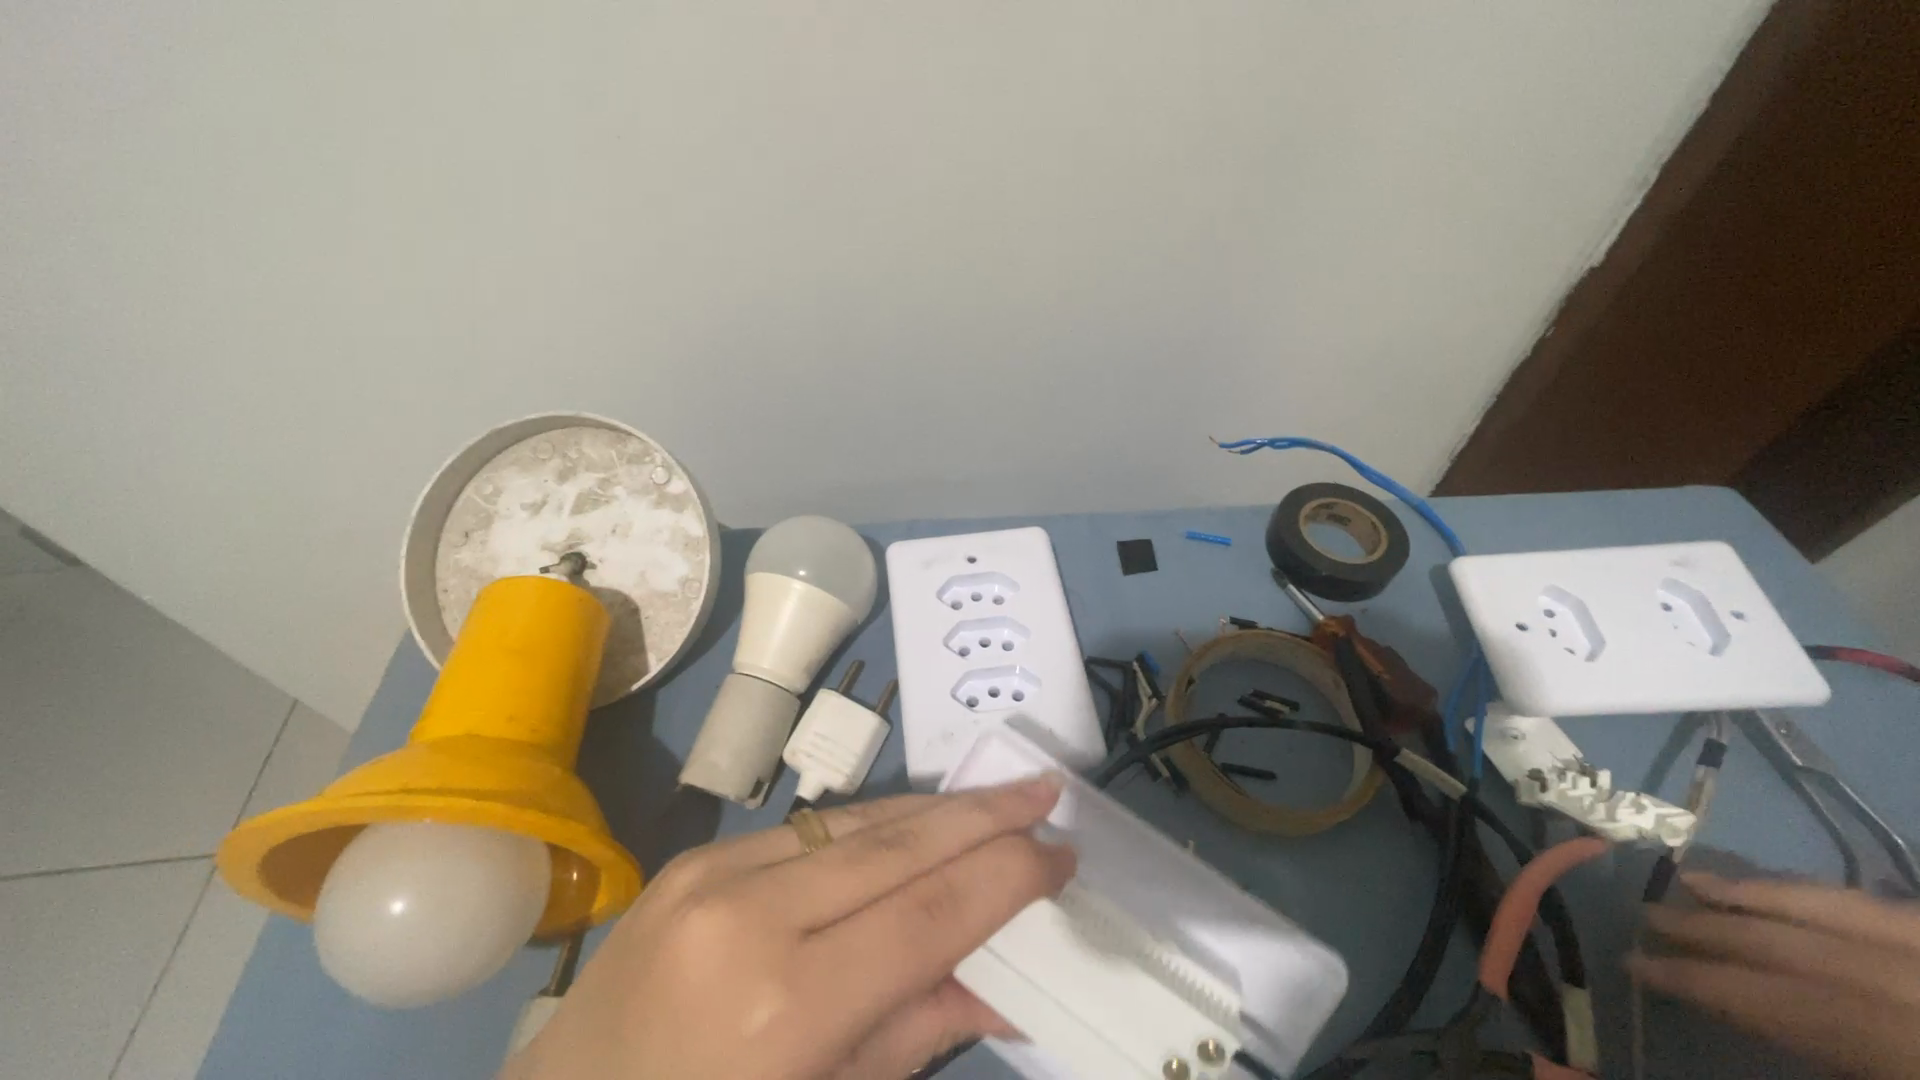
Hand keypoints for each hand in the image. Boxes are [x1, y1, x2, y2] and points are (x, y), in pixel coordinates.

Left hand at [501, 776, 1073, 1079]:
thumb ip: (918, 1029)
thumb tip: (1005, 981)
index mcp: (785, 1004)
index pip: (929, 913)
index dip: (1006, 876)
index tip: (1062, 853)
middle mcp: (749, 915)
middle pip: (898, 845)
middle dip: (983, 814)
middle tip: (1045, 789)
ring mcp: (712, 874)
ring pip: (856, 821)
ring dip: (934, 808)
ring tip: (997, 797)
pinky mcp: (693, 858)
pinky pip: (808, 830)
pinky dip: (874, 825)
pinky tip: (915, 825)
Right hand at [1632, 872, 1919, 1078]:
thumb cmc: (1906, 1070)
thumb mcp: (1863, 1068)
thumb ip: (1809, 1045)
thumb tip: (1727, 1004)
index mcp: (1899, 1042)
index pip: (1782, 1001)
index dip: (1701, 979)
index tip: (1633, 963)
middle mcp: (1915, 986)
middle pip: (1801, 948)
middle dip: (1714, 930)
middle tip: (1647, 915)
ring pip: (1845, 910)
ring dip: (1761, 895)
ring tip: (1695, 881)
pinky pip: (1887, 910)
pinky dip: (1826, 897)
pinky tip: (1784, 892)